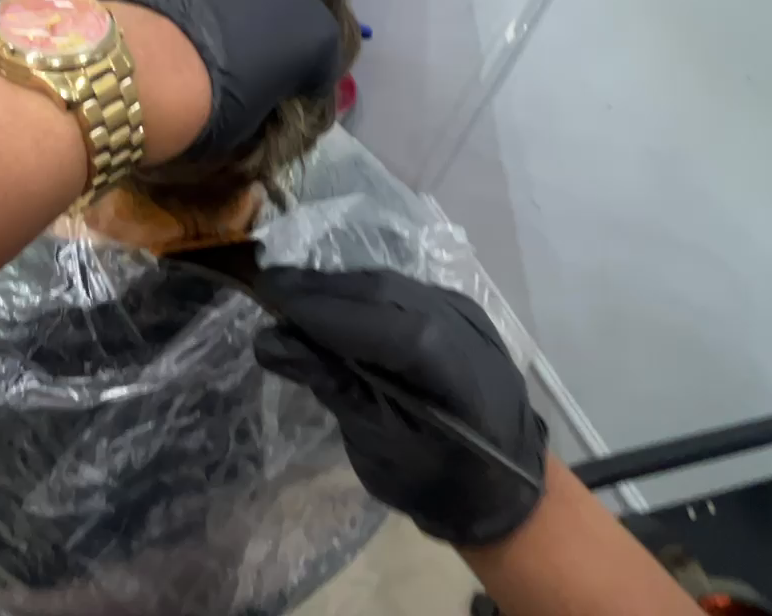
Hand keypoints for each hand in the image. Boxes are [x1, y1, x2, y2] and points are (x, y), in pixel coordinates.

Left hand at [103, 0, 341, 162]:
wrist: (152, 65)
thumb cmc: (216, 106)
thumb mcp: (255, 122)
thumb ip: (270, 102)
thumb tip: (262, 98)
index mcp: (318, 36)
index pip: (321, 69)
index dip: (302, 89)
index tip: (282, 104)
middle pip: (293, 23)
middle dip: (278, 47)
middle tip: (253, 76)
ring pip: (258, 2)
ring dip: (246, 24)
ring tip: (220, 53)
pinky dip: (216, 11)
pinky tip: (194, 34)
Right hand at [253, 268, 549, 547]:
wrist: (507, 488)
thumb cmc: (439, 478)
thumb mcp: (376, 441)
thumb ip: (328, 381)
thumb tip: (269, 341)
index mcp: (437, 356)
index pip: (363, 316)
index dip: (311, 305)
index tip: (264, 294)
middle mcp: (452, 318)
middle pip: (373, 289)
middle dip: (317, 287)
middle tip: (268, 285)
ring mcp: (461, 309)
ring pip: (387, 283)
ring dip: (337, 286)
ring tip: (291, 291)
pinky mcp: (460, 310)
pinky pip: (401, 290)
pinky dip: (361, 293)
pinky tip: (334, 300)